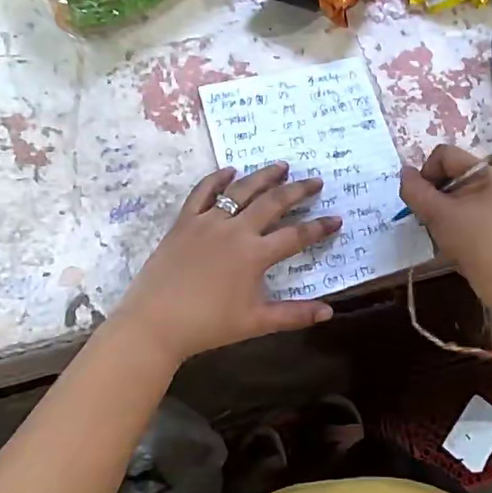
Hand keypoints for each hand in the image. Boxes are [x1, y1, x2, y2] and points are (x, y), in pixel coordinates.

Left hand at [108, 162, 340, 364]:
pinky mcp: (184, 222)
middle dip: (298, 190)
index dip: (319, 227)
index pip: (296, 236)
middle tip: (315, 181)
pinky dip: (217, 179)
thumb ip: (294, 314)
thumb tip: (329, 312)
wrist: (154, 324)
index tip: (336, 218)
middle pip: (273, 202)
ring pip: (241, 190)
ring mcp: (208, 222)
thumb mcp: (256, 322)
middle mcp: (235, 230)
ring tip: (281, 166)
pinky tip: (230, 170)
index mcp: (255, 255)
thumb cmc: (208, 325)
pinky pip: (202, 192)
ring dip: (264, 176)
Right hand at [399, 145, 491, 281]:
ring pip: (445, 183)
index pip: (444, 154)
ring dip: (433, 199)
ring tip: (434, 219)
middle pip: (444, 167)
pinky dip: (441, 207)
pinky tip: (441, 224)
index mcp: (482, 170)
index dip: (428, 171)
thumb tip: (404, 172)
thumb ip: (415, 189)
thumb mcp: (436, 212)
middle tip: (427, 210)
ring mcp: (482, 192)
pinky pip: (452, 197)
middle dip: (430, 187)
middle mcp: (485, 175)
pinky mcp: (478, 207)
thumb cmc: (469, 239)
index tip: (425, 197)